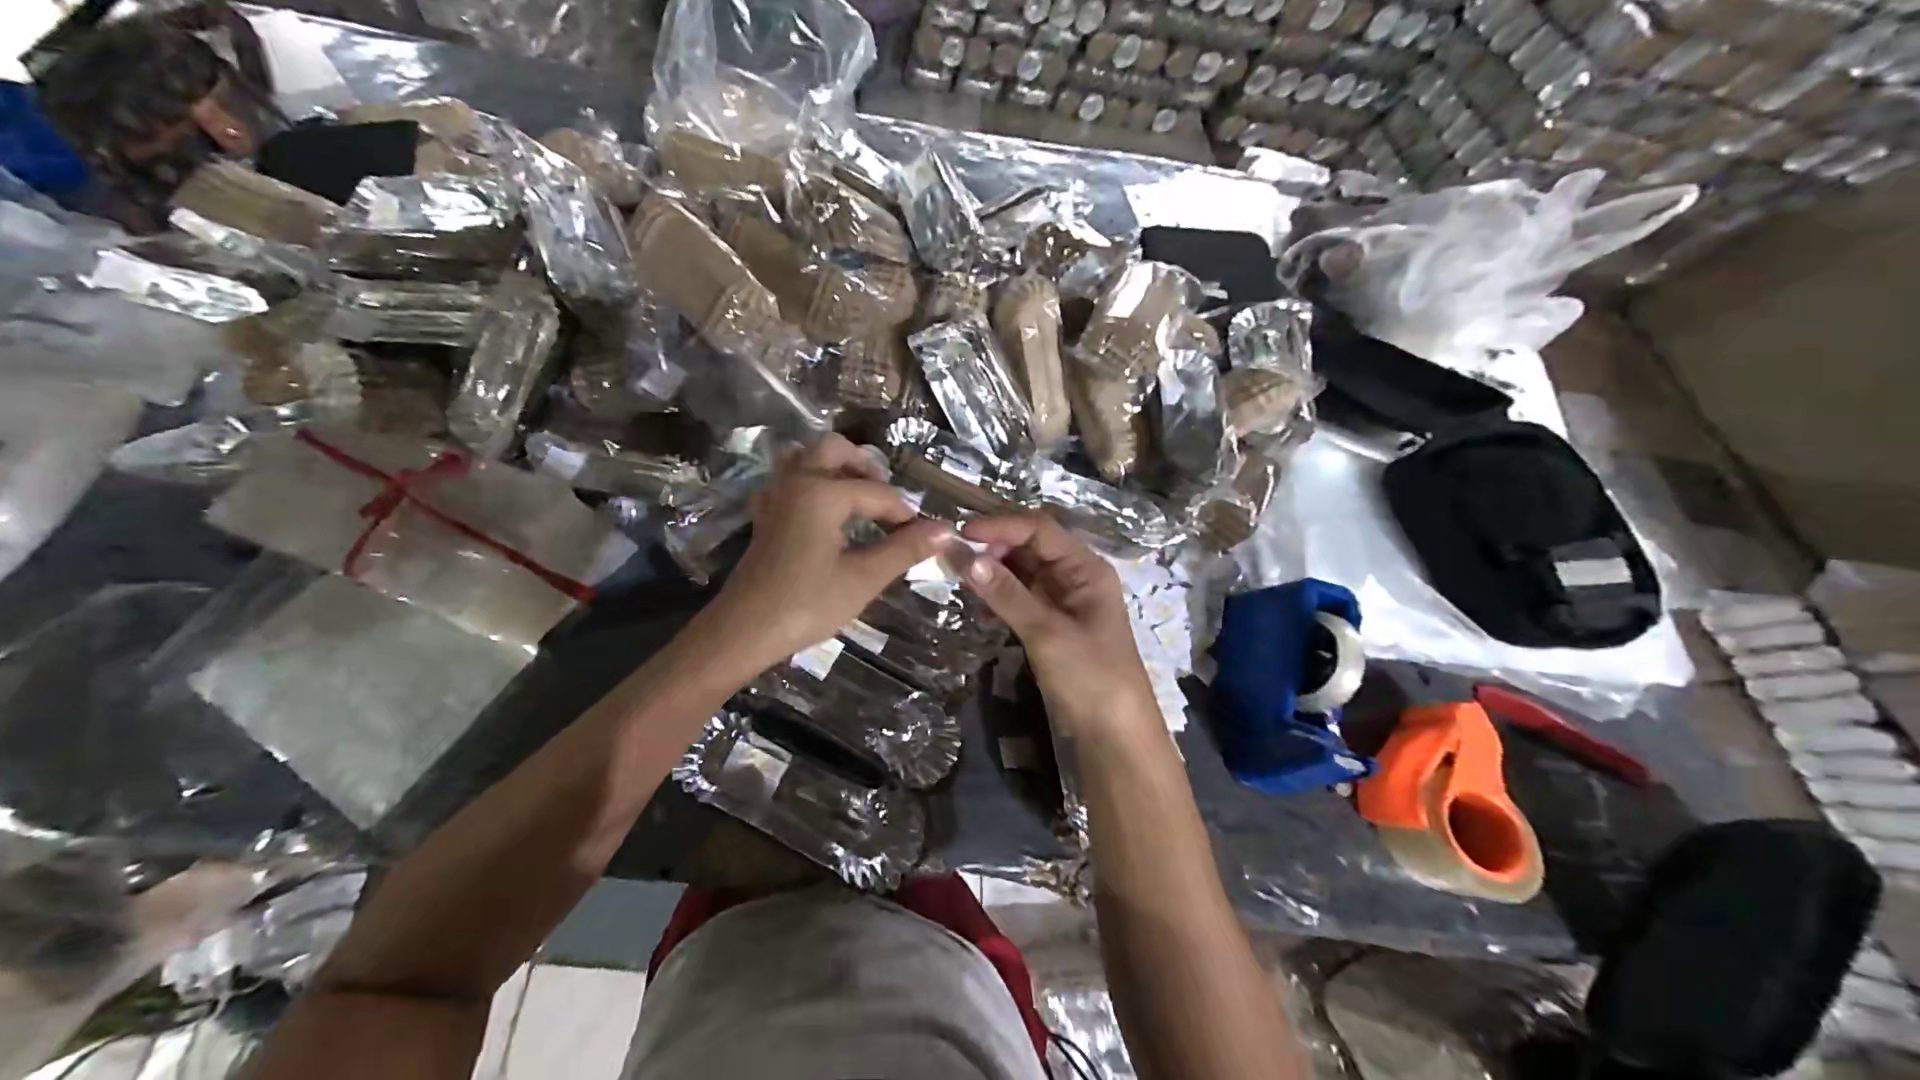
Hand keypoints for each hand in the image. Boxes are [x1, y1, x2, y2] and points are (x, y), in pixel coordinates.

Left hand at [700, 435, 951, 673]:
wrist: (744, 631)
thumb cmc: (807, 604)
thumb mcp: (863, 578)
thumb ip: (905, 549)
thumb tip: (946, 530)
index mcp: (822, 492)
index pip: (878, 493)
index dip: (905, 514)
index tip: (924, 537)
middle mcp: (796, 482)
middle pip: (835, 449)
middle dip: (866, 467)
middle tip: (888, 500)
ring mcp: (775, 497)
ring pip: (804, 457)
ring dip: (834, 467)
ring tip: (857, 496)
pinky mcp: (764, 516)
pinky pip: (786, 480)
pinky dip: (807, 482)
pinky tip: (821, 510)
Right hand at [959, 515, 1160, 740]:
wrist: (1114, 734)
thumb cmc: (1090, 676)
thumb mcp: (1046, 633)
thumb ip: (1006, 594)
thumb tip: (966, 558)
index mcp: (1086, 568)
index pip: (1040, 530)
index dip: (1000, 527)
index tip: (961, 533)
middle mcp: (1076, 577)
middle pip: (1030, 547)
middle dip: (993, 548)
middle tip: (953, 557)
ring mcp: (1064, 601)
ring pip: (1023, 573)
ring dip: (993, 573)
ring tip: (959, 580)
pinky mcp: (1052, 624)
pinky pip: (1021, 598)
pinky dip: (1000, 598)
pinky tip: (979, 610)